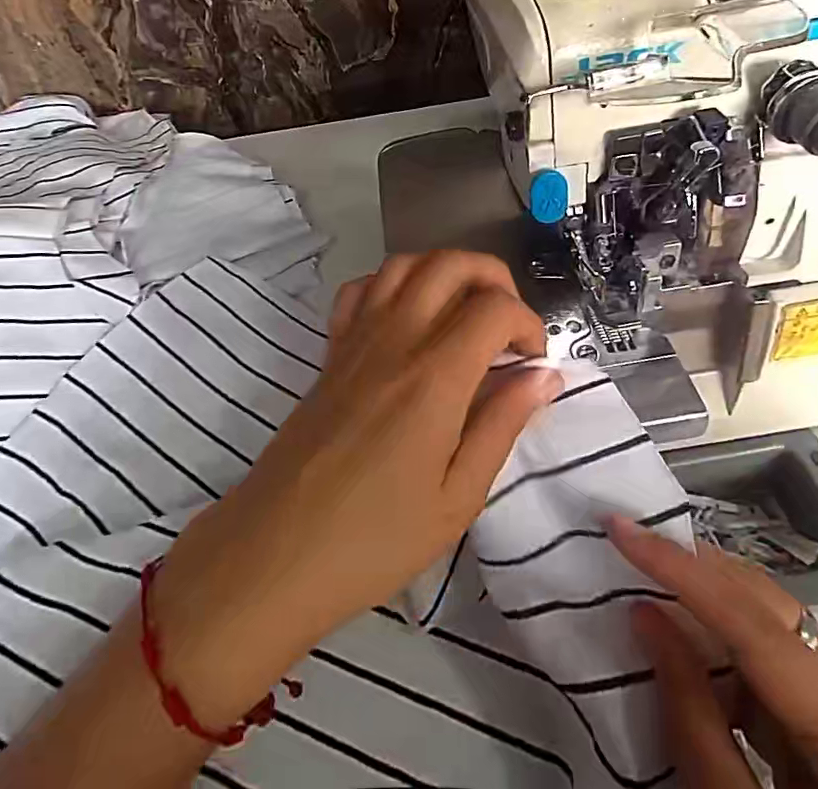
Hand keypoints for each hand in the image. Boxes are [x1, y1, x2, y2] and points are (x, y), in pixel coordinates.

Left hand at [149, 251, 560, 727]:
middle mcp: (396, 341)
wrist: (273, 554)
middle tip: (507, 327)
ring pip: (404, 264)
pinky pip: (360, 289)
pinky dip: (393, 284)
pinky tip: (409, 319)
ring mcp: (356, 341)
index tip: (532, 365)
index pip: (495, 308)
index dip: (528, 324)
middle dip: (495, 280)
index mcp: (434, 378)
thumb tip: (544, 376)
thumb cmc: (374, 538)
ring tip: (465, 314)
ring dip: (446, 272)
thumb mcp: (458, 497)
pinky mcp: (330, 353)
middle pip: (451, 264)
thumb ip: (502, 424)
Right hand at [607, 516, 817, 788]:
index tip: (621, 529)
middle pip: (773, 608)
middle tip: (629, 537)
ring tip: (644, 582)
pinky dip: (728, 651)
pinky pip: (780, 664)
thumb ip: (695, 724)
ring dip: (708, 604)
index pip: (758, 628)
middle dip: (695, 568)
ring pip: (775, 627)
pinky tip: (685, 648)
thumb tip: (647, 620)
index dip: (683, 573)